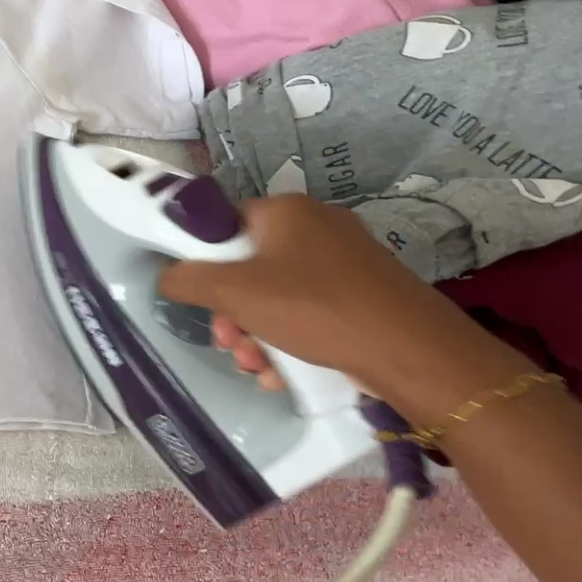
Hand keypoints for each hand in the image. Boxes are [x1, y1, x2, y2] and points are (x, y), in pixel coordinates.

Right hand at [156, 194, 529, 421]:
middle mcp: (317, 226)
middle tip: (229, 340)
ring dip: (253, 332)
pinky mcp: (363, 295)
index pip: (222, 223)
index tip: (198, 294)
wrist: (413, 353)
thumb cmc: (314, 307)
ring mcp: (345, 261)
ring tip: (256, 365)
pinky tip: (281, 371)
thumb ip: (186, 279)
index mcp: (285, 211)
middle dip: (229, 310)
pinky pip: (306, 310)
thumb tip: (169, 277)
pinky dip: (287, 339)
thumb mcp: (232, 292)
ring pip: (274, 294)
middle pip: (246, 266)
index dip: (202, 259)